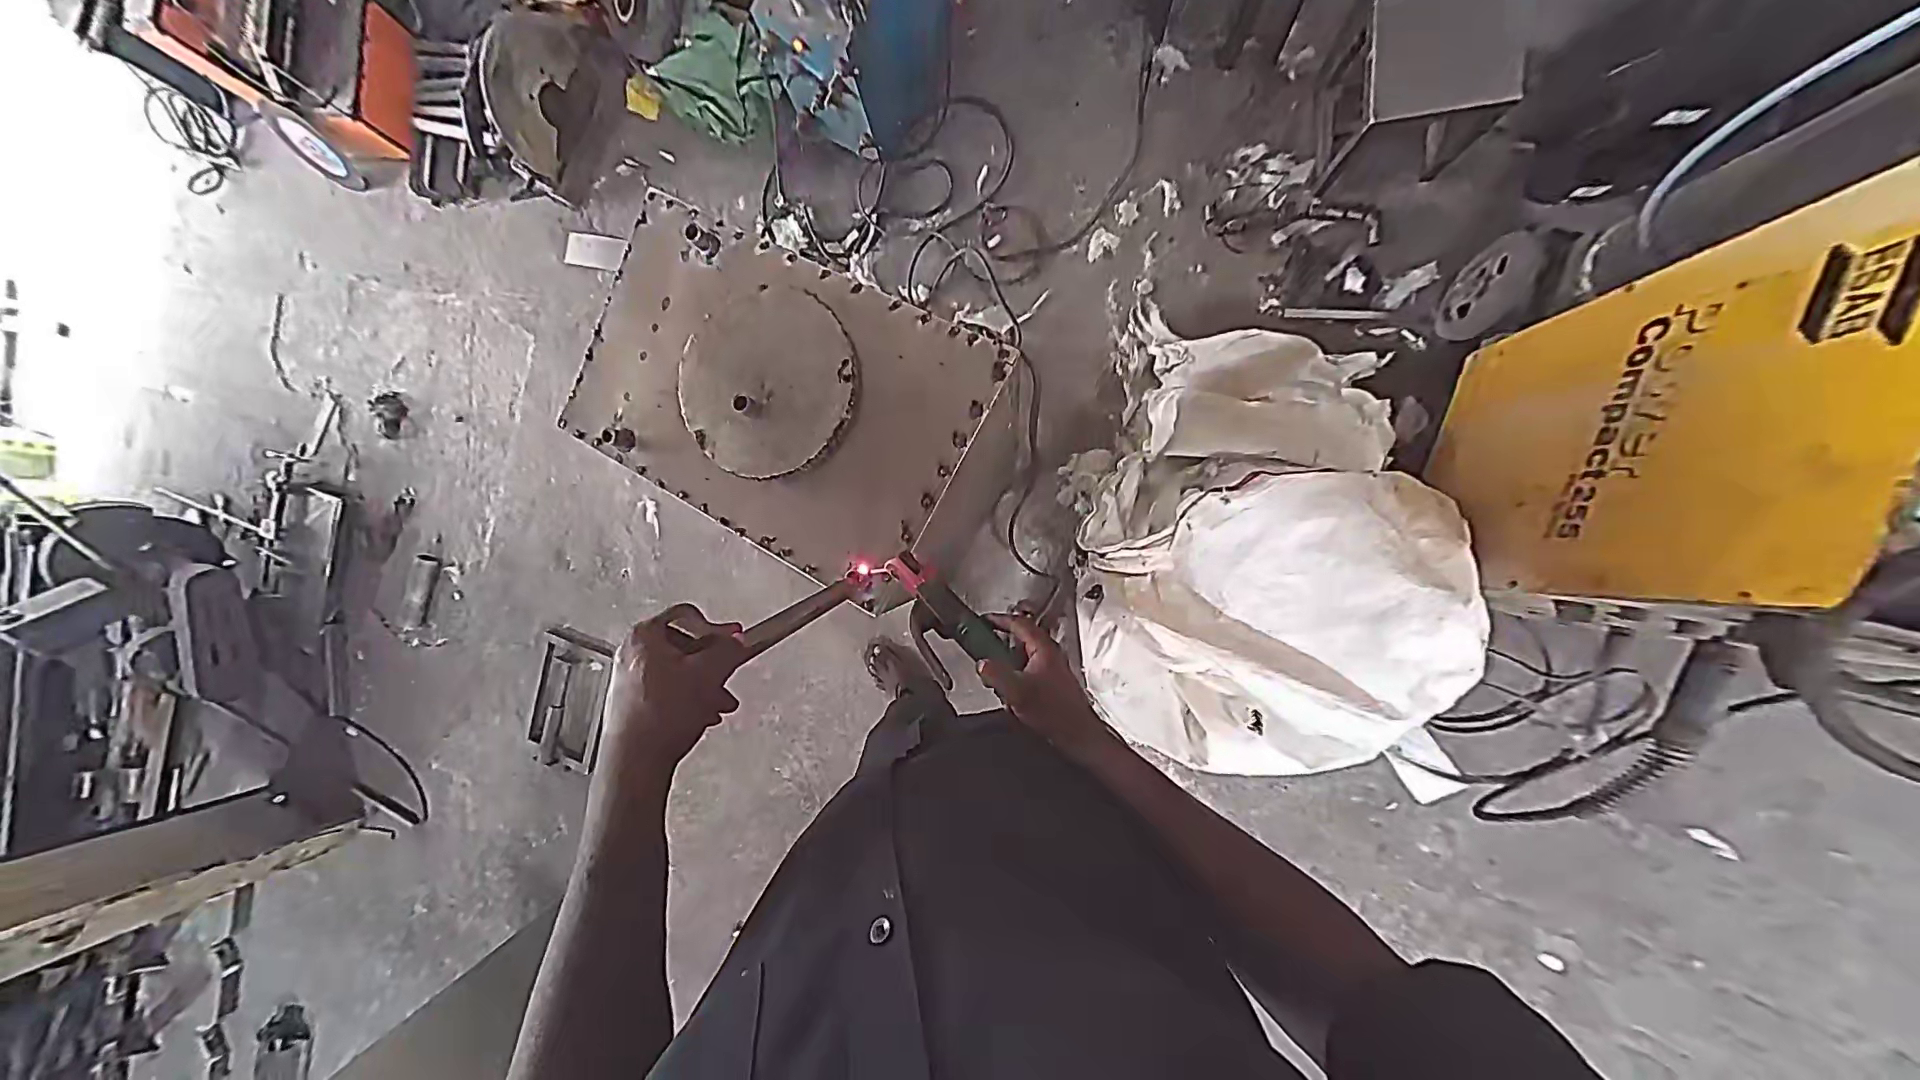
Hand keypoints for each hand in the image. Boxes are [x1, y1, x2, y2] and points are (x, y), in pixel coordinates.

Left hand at [601, 606, 749, 778]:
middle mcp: (632, 654)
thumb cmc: (662, 715)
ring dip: (706, 683)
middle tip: (727, 673)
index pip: (687, 615)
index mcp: (644, 636)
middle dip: (712, 662)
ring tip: (720, 701)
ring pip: (680, 670)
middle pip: (685, 645)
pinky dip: (691, 698)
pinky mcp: (633, 702)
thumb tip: (736, 641)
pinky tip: (705, 713)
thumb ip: (728, 651)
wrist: (637, 759)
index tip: (733, 639)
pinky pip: (670, 690)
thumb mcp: (709, 674)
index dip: (716, 627)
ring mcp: (630, 679)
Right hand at [978, 614, 1108, 753]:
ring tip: (996, 674)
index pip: (1020, 623)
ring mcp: (1052, 669)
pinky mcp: (1052, 683)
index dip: (1000, 620)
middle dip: (1002, 641)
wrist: (1076, 734)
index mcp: (1044, 649)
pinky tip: (1010, 693)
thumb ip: (996, 674)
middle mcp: (1051, 655)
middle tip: (987, 644)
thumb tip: (983, 664)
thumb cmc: (1056, 713)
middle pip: (1023, 638)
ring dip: (1008, 661)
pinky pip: (1028, 670)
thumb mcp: (1017, 691)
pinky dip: (1016, 675)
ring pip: (1025, 655)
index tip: (986, 621)